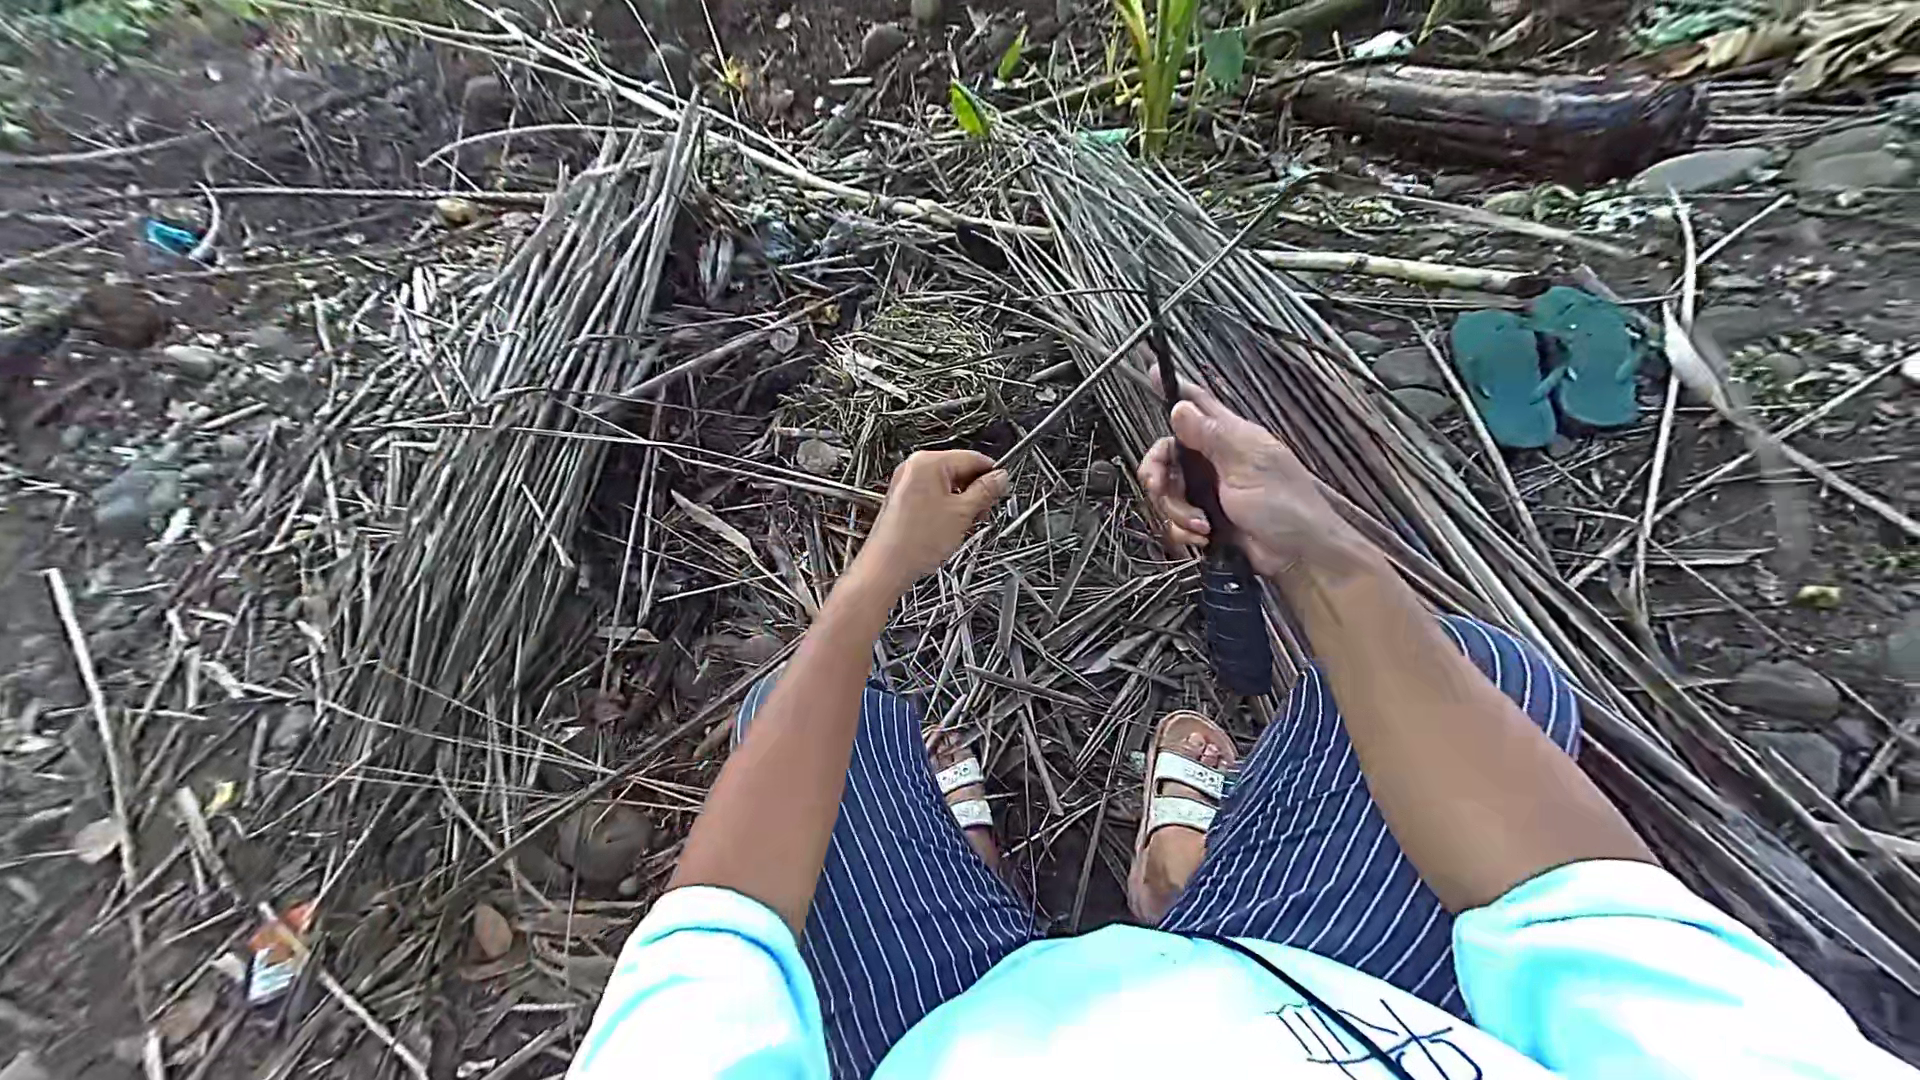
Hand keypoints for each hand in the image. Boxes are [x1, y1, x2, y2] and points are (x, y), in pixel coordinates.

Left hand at [857, 450, 1008, 590]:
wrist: (887, 566)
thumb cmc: (915, 541)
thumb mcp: (963, 513)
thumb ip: (986, 491)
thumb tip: (1000, 477)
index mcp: (928, 462)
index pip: (973, 458)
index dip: (992, 476)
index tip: (1002, 490)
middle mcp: (914, 468)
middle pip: (959, 470)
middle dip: (976, 492)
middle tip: (982, 512)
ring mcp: (907, 483)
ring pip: (948, 485)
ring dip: (963, 502)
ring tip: (964, 524)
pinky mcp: (904, 500)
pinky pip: (934, 496)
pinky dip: (947, 508)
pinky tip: (949, 527)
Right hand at [1137, 375, 1370, 579]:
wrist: (1297, 558)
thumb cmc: (1285, 506)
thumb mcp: (1248, 466)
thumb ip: (1211, 437)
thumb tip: (1179, 408)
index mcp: (1229, 438)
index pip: (1197, 405)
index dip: (1173, 391)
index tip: (1149, 375)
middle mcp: (1212, 461)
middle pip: (1165, 455)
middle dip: (1157, 476)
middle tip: (1159, 489)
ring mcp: (1206, 491)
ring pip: (1166, 492)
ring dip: (1176, 512)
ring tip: (1201, 526)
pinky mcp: (1202, 519)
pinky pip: (1174, 520)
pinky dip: (1182, 531)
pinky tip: (1202, 538)